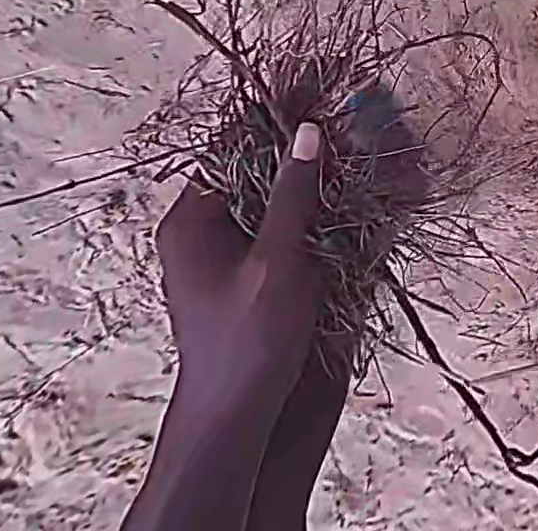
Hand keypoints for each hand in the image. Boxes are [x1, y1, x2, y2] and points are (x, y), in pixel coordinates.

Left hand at [155, 122, 324, 409]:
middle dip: (298, 162)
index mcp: (190, 221)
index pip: (231, 152)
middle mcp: (199, 230)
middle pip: (251, 174)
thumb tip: (307, 131)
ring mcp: (220, 251)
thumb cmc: (250, 337)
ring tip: (347, 175)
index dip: (275, 134)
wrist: (238, 415)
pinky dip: (303, 215)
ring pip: (266, 199)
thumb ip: (293, 192)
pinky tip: (336, 213)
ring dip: (305, 189)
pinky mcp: (243, 269)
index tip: (321, 121)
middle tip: (344, 149)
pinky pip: (273, 225)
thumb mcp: (277, 257)